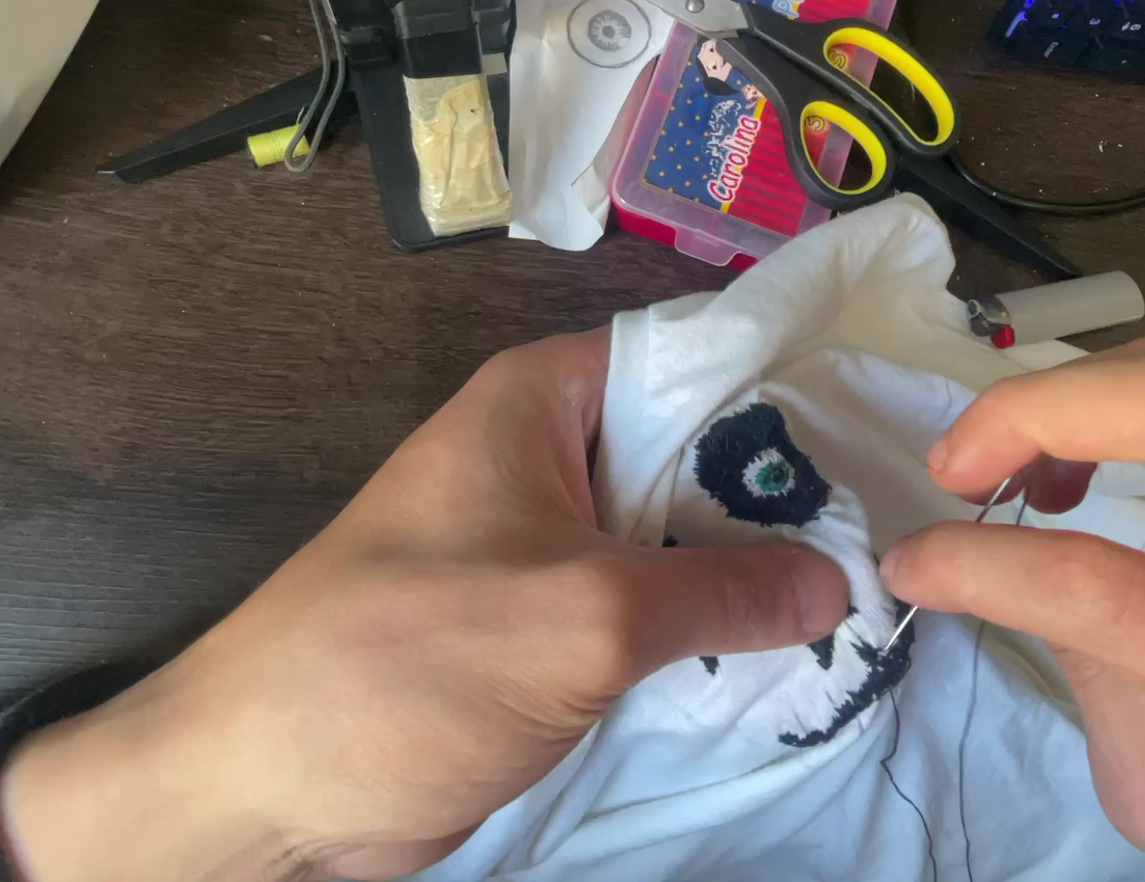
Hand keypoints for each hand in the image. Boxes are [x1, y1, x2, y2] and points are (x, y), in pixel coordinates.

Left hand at [0, 330, 849, 881]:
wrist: (262, 785)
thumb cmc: (410, 660)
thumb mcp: (585, 616)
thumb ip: (720, 591)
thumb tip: (835, 580)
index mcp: (541, 397)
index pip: (682, 358)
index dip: (773, 386)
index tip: (866, 425)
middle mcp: (543, 447)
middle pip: (683, 445)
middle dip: (770, 487)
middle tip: (882, 518)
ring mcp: (542, 529)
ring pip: (668, 524)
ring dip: (740, 558)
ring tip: (858, 579)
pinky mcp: (539, 603)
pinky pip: (642, 588)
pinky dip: (699, 611)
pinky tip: (779, 638)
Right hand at [880, 333, 1144, 880]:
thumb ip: (1101, 685)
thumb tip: (1004, 562)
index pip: (1129, 592)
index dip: (987, 564)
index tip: (909, 563)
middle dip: (1035, 410)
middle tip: (952, 470)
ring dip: (1070, 403)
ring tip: (1001, 471)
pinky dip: (1113, 413)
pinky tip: (1073, 468)